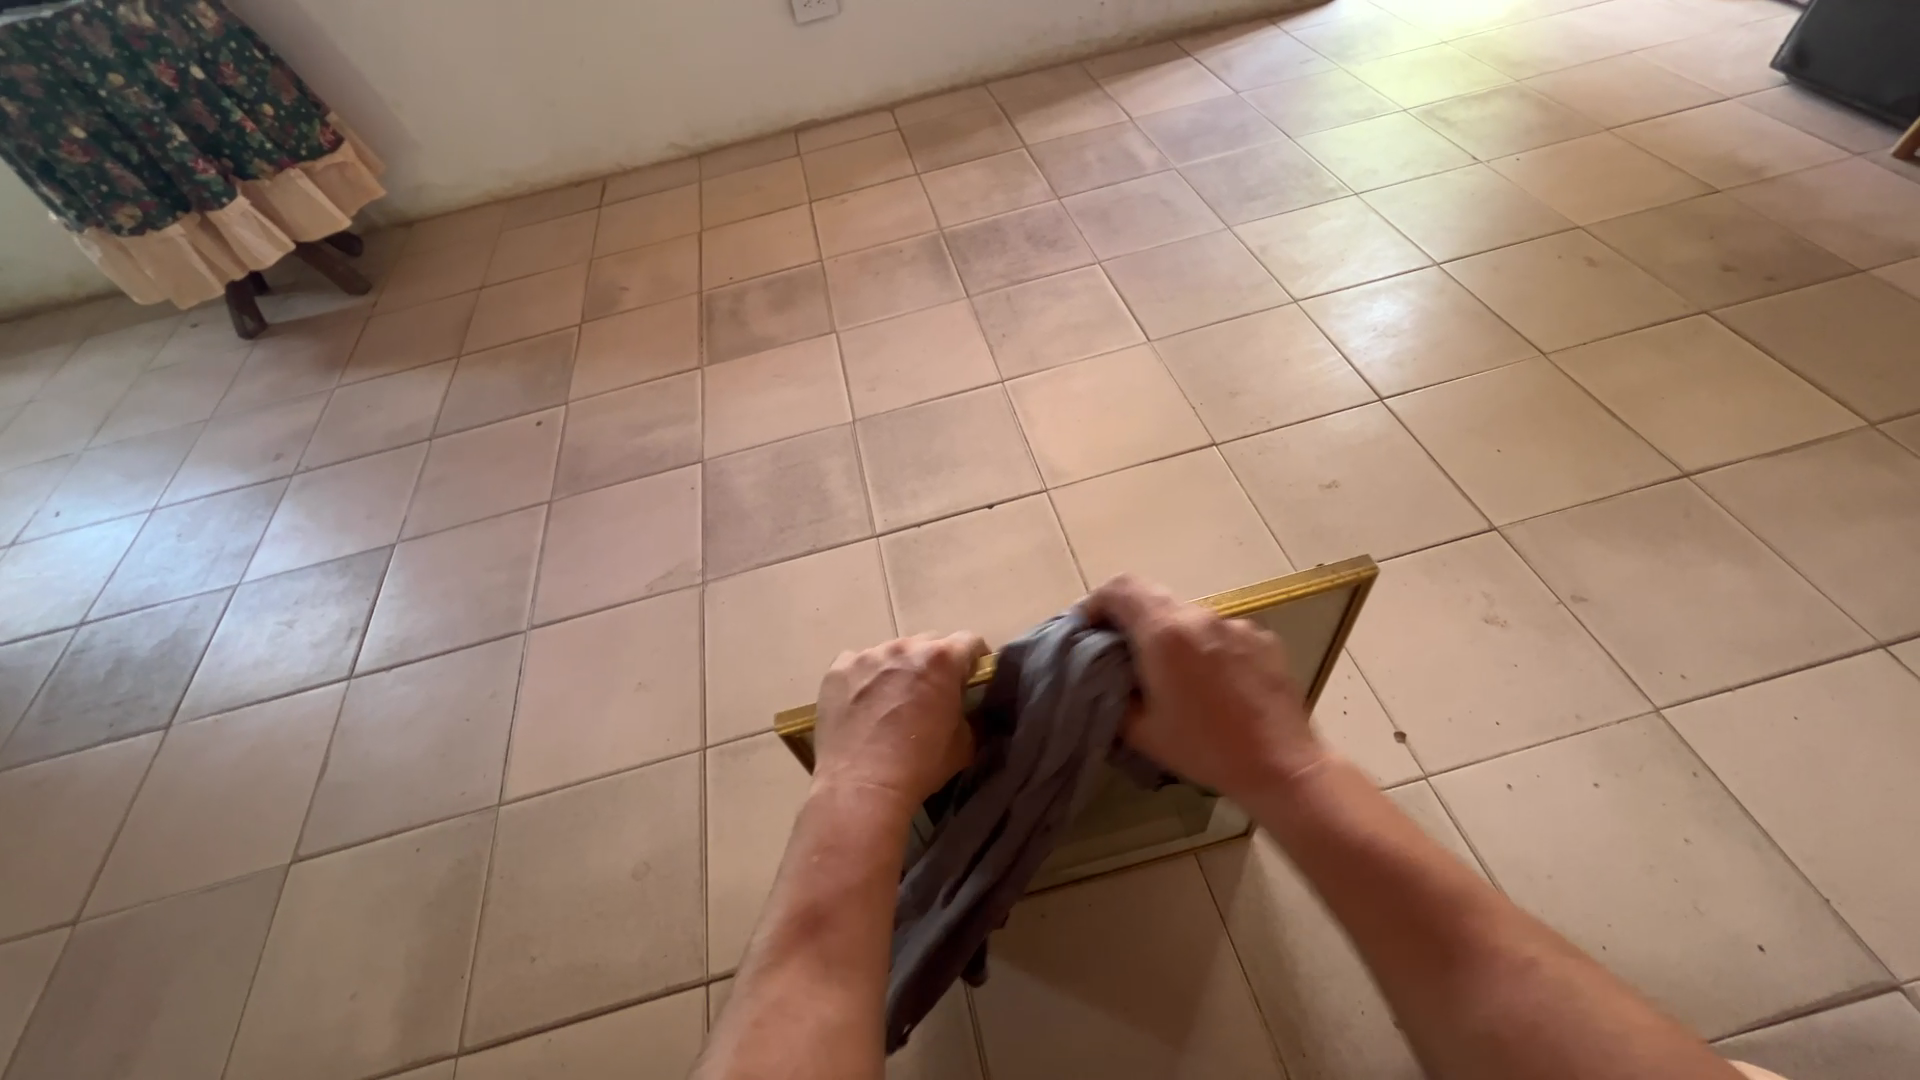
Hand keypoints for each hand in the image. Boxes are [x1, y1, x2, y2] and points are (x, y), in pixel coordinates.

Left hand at [812, 632, 988, 811]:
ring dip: (898, 669)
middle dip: (935, 664)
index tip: (970, 678)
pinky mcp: (838, 669)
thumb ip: (970, 715)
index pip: (970, 641)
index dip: (974, 659)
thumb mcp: (964, 745)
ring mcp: (868, 656)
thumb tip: (965, 709)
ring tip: (891, 701)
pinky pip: (857, 664)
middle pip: (929, 643)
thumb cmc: (920, 767)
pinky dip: (864, 678)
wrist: (862, 787)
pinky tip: (861, 705)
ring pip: (892, 653)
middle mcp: (905, 647)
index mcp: (942, 660)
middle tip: (931, 694)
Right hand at [1085, 575, 1329, 801]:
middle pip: (1153, 598)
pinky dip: (1205, 647)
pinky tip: (1213, 683)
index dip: (1097, 602)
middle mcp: (1200, 616)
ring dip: (1170, 634)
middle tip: (1123, 654)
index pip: (1120, 589)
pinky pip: (1219, 631)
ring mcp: (1235, 624)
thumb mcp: (1142, 730)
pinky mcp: (1262, 638)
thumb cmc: (1205, 749)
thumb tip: (1106, 674)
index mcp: (1165, 633)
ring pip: (1187, 616)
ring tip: (1173, 675)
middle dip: (1131, 620)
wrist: (1282, 765)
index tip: (1089, 629)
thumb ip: (1115, 692)